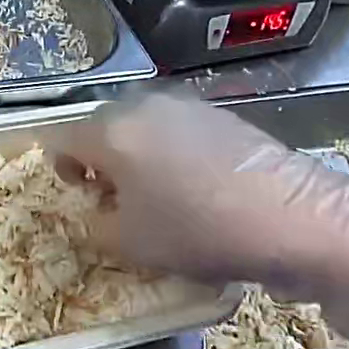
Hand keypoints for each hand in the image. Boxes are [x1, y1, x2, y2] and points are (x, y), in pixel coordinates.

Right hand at [55, 94, 348, 348]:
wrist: (290, 215)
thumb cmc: (198, 229)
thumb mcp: (132, 243)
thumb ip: (96, 224)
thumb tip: (93, 211)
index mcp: (113, 129)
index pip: (62, 137)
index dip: (58, 167)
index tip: (77, 196)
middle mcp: (145, 104)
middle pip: (102, 127)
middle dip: (98, 161)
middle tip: (112, 200)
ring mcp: (186, 105)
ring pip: (141, 127)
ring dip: (135, 156)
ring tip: (155, 196)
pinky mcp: (219, 114)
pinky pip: (175, 129)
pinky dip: (168, 152)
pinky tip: (193, 186)